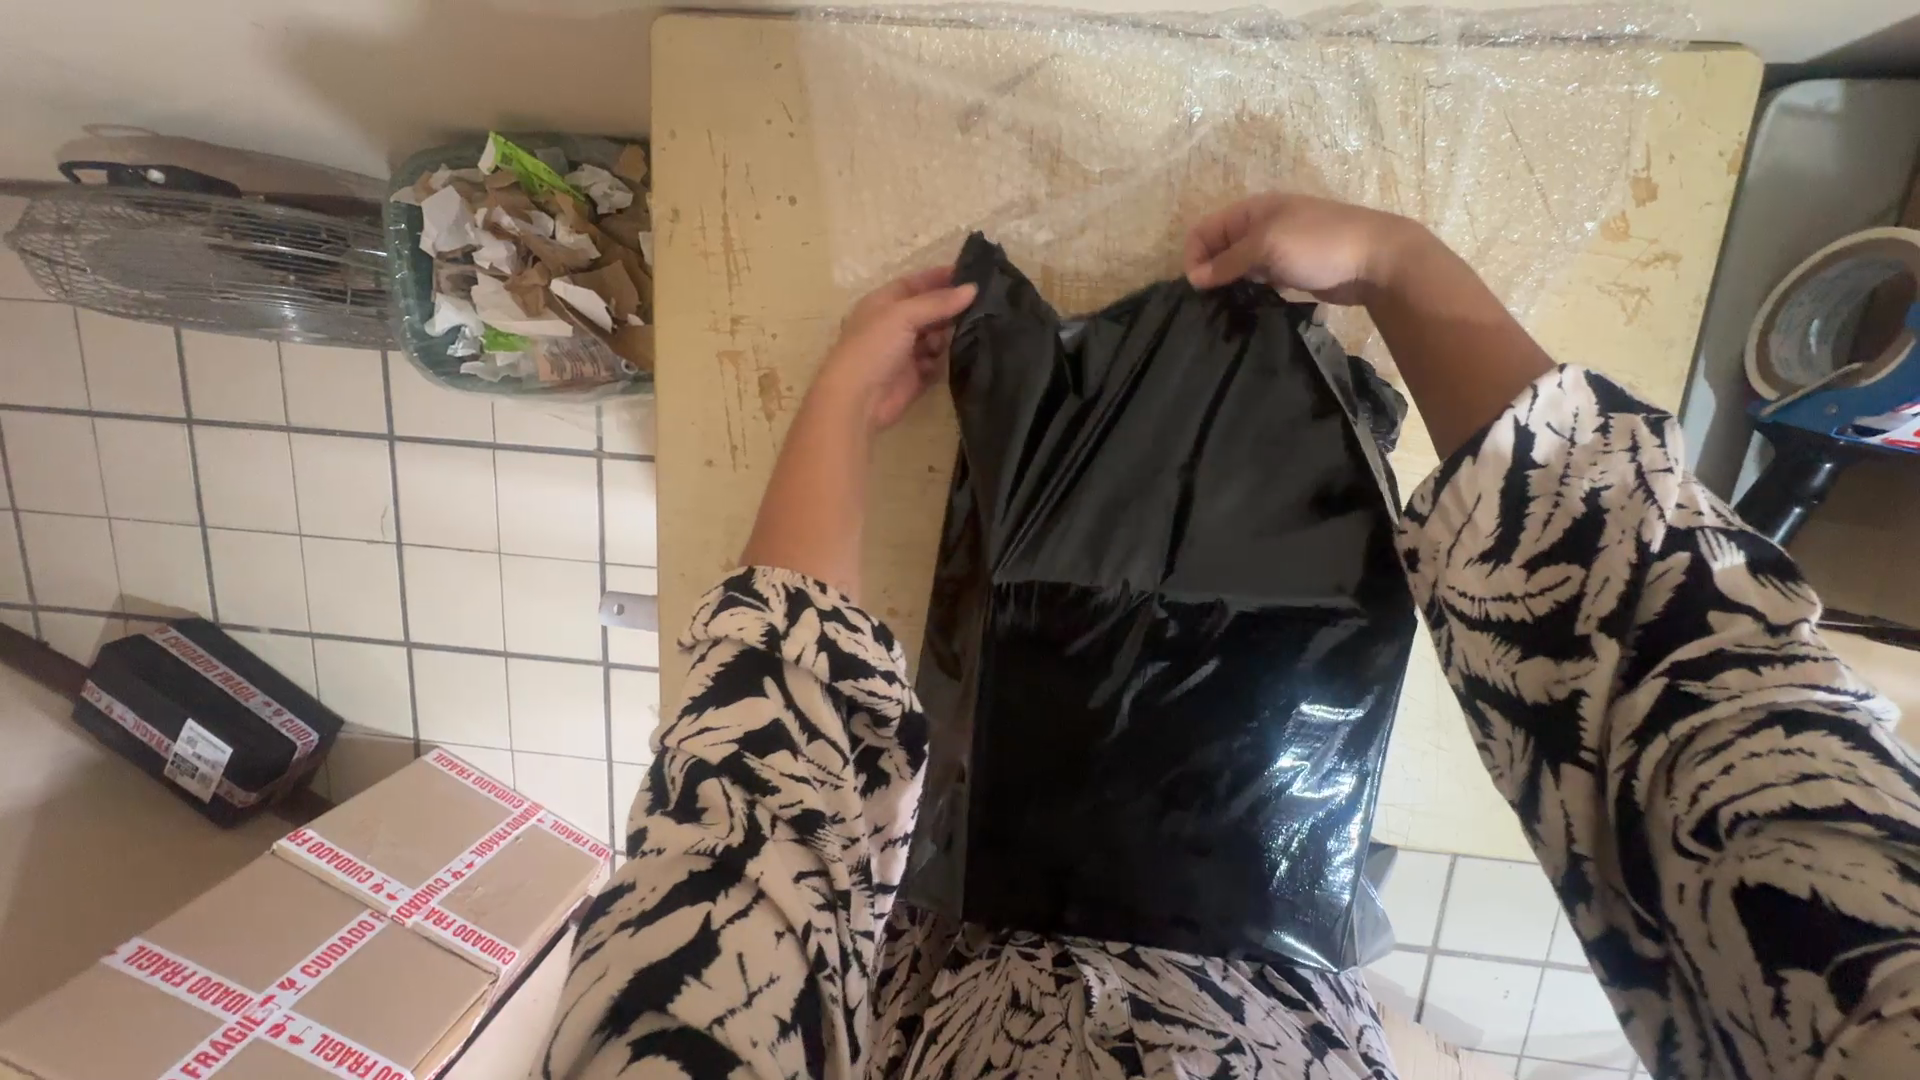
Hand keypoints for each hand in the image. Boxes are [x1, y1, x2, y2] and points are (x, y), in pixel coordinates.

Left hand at [812, 266, 977, 431]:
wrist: (858, 399)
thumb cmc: (874, 347)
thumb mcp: (903, 315)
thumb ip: (938, 303)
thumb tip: (972, 289)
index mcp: (884, 304)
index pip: (915, 284)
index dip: (939, 278)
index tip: (971, 274)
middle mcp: (894, 326)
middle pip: (928, 312)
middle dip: (950, 310)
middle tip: (982, 306)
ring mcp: (904, 353)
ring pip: (935, 339)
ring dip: (948, 337)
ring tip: (971, 333)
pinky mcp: (914, 378)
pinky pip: (936, 365)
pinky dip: (945, 361)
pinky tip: (961, 356)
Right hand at [1184, 194, 1426, 304]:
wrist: (1375, 260)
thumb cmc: (1319, 244)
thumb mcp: (1267, 246)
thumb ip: (1227, 261)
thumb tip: (1194, 278)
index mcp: (1251, 210)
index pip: (1204, 230)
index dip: (1193, 255)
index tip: (1197, 286)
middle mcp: (1259, 227)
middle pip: (1216, 248)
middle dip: (1206, 272)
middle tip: (1208, 301)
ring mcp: (1274, 249)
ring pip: (1234, 267)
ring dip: (1225, 284)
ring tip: (1224, 306)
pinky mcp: (1286, 270)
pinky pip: (1254, 280)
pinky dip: (1245, 291)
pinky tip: (1246, 306)